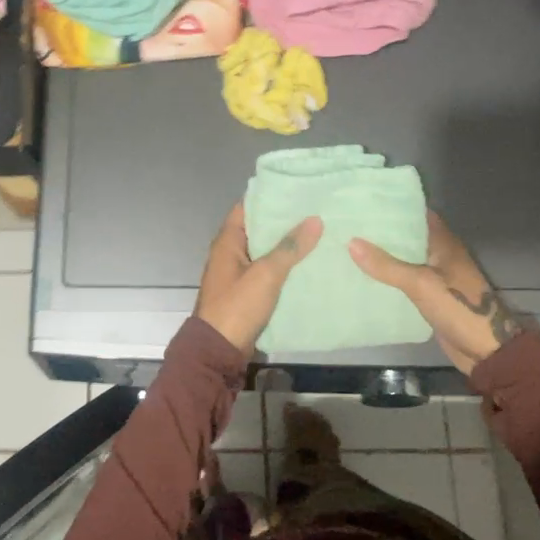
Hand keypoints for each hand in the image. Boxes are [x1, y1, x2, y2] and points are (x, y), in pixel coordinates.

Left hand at [195, 205, 322, 353]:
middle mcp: (230, 252)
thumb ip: (289, 247)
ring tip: (320, 232)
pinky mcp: (247, 291)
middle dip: (284, 221)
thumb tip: (315, 219)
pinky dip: (284, 266)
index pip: (248, 207)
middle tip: (317, 210)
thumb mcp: (265, 275)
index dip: (270, 197)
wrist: (219, 350)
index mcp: (227, 241)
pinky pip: (268, 271)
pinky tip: (309, 263)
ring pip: (265, 251)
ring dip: (286, 244)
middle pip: (259, 228)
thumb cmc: (237, 306)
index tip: (298, 189)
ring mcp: (238, 272)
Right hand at [349, 212, 523, 374]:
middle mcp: (439, 253)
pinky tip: (362, 275)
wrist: (485, 350)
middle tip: (347, 222)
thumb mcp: (420, 284)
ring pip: (403, 257)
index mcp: (443, 242)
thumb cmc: (459, 307)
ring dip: (382, 253)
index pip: (416, 213)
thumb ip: (387, 265)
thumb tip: (351, 242)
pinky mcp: (429, 295)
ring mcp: (434, 275)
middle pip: (406, 235)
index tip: (363, 202)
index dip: (392, 206)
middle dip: (381, 230)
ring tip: (347, 244)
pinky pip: (403, 279)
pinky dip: (386, 275)